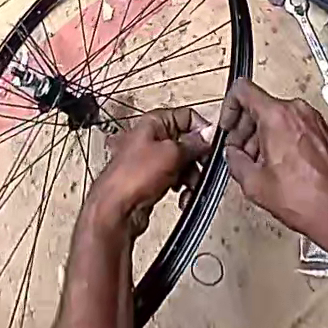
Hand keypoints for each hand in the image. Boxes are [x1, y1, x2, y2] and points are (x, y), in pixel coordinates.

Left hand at [87, 108, 214, 235]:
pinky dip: (182, 188)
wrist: (115, 210)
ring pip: (183, 162)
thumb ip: (193, 143)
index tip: (211, 147)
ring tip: (191, 189)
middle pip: (186, 141)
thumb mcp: (171, 153)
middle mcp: (152, 138)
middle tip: (204, 170)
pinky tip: (183, 198)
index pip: (187, 116)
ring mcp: (152, 160)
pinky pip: (176, 179)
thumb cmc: (134, 176)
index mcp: (154, 122)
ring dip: (192, 177)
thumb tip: (208, 135)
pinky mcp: (152, 179)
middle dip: (197, 158)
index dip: (201, 130)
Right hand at [219, 78, 327, 242]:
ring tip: (258, 163)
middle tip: (240, 151)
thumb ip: (235, 161)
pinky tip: (276, 164)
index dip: (228, 107)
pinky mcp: (320, 130)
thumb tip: (233, 154)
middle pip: (259, 104)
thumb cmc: (306, 199)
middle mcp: (295, 110)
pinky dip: (279, 138)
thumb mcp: (255, 184)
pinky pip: (291, 123)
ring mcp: (311, 119)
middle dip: (244, 127)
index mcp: (276, 115)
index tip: (229, 125)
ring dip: (261, 135)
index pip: (242, 89)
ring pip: (275, 115)